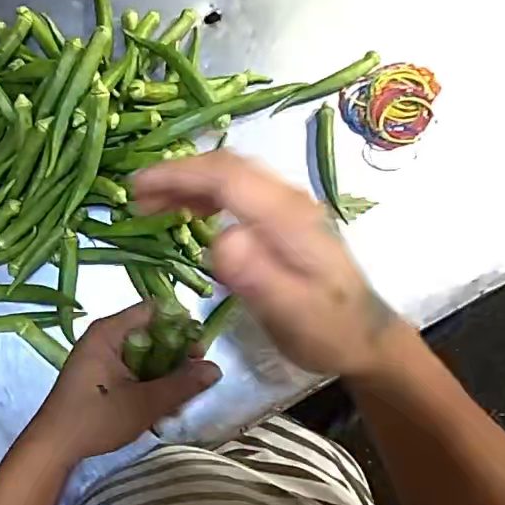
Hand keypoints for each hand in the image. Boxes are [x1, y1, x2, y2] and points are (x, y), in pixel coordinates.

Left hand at [22, 302, 220, 461]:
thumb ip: (183, 385)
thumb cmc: (95, 420)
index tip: (199, 352)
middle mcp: (106, 337)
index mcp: (110, 332)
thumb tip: (216, 369)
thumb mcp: (145, 403)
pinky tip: (161, 410)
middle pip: (154, 333)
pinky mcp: (102, 375)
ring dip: (166, 376)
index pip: (155, 310)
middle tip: (194, 380)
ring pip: (147, 355)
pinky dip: (150, 384)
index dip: (182, 326)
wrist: (53, 449)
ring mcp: (102, 356)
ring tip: (177, 403)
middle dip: (177, 358)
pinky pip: (135, 369)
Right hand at [132, 151, 408, 379]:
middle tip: (137, 198)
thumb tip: (220, 241)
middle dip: (178, 175)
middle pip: (228, 168)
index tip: (137, 186)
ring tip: (153, 205)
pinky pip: (242, 193)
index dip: (178, 175)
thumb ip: (258, 277)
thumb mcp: (292, 314)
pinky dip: (209, 196)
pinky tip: (192, 214)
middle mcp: (291, 201)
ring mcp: (292, 207)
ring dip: (191, 184)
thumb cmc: (329, 331)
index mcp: (289, 217)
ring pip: (234, 177)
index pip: (226, 177)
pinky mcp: (287, 220)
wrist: (367, 336)